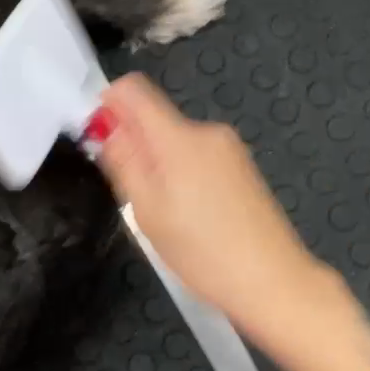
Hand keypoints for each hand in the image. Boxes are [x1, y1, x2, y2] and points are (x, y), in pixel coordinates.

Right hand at [94, 75, 343, 330]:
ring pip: (175, 144)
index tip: (99, 140)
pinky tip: (191, 220)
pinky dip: (183, 180)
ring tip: (166, 218)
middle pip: (155, 121)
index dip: (108, 106)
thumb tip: (105, 127)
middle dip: (135, 150)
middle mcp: (207, 132)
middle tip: (135, 201)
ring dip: (160, 170)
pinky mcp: (242, 169)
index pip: (133, 90)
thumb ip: (124, 162)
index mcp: (179, 137)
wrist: (271, 280)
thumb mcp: (148, 211)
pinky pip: (198, 161)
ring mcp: (230, 150)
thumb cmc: (202, 251)